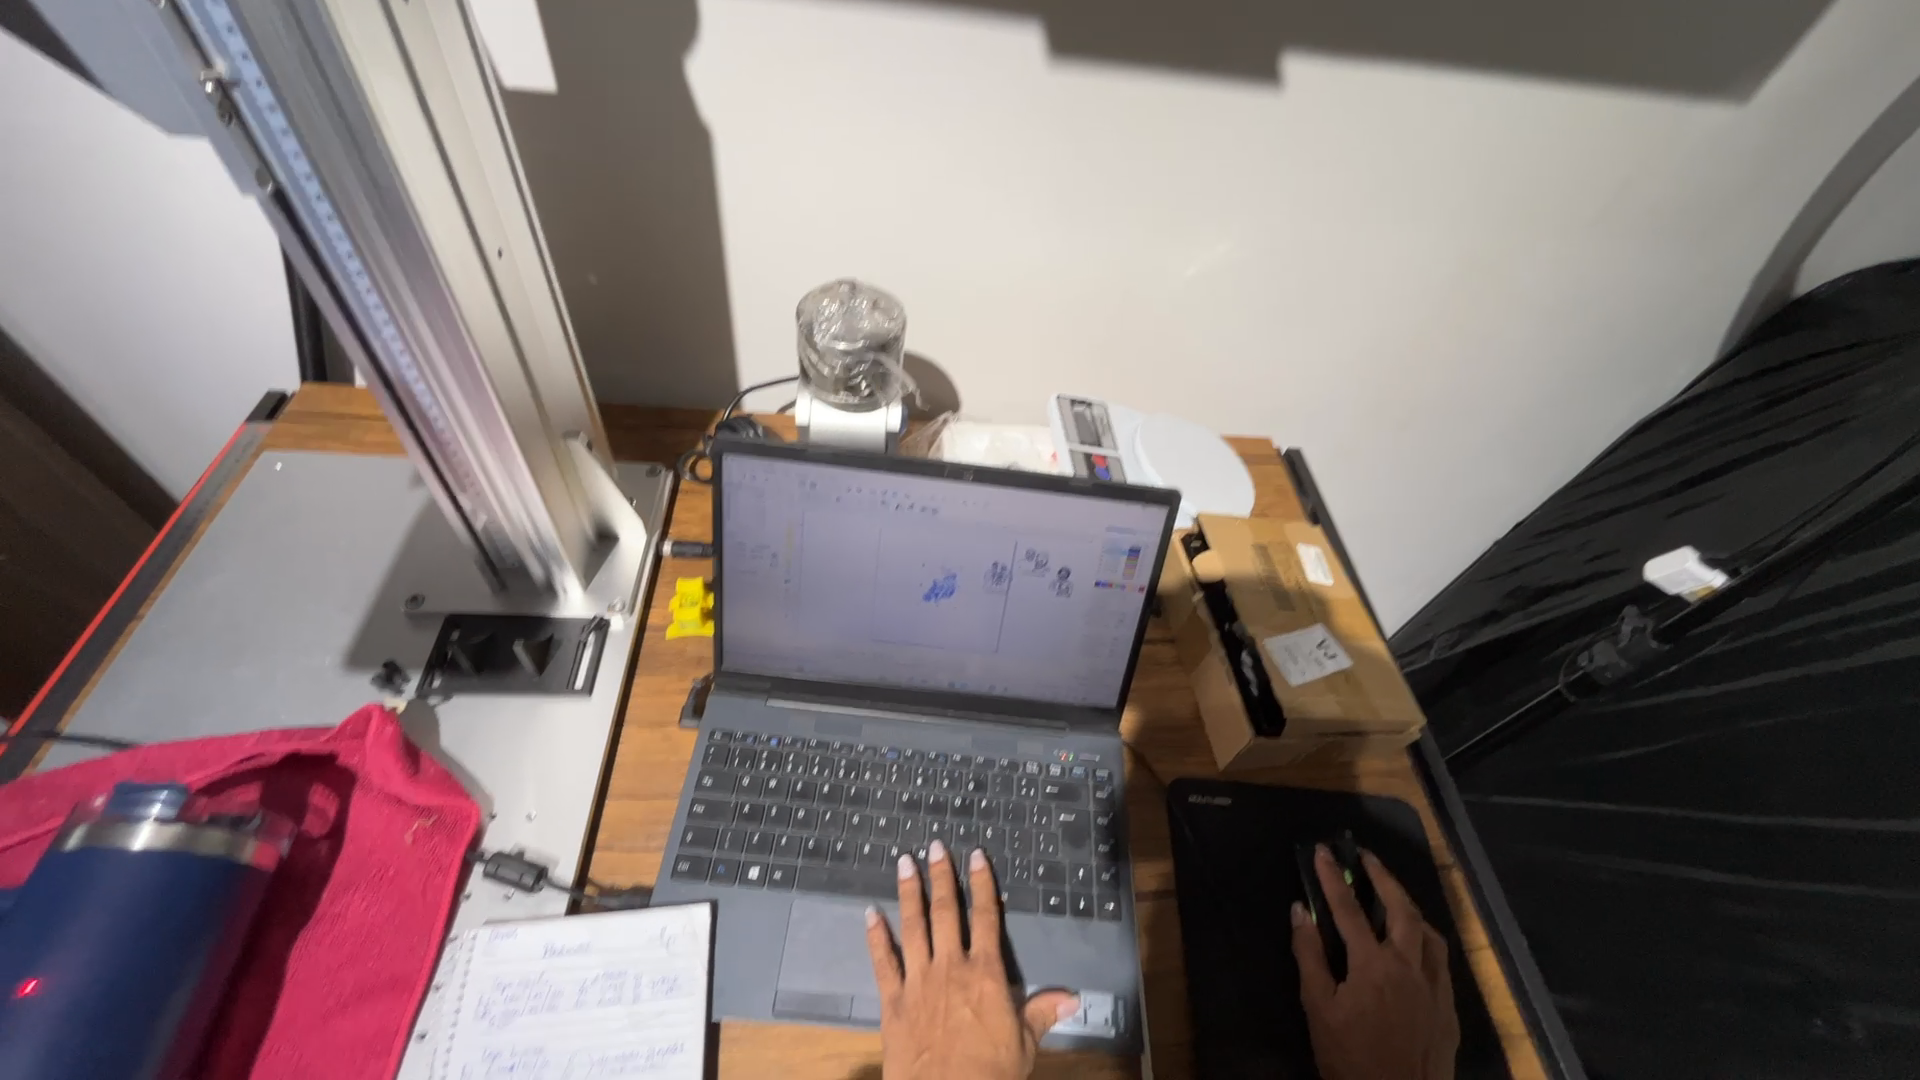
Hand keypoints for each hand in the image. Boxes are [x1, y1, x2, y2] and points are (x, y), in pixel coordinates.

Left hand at [864, 840, 1079, 1079]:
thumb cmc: (991, 1074)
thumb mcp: (1024, 1045)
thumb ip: (1042, 1013)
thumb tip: (1072, 997)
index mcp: (985, 972)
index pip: (985, 917)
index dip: (982, 884)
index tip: (976, 855)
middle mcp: (950, 966)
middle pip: (945, 912)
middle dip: (941, 876)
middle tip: (935, 845)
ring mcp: (918, 981)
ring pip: (913, 926)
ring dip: (909, 892)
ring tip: (904, 862)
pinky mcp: (893, 1001)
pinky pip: (883, 962)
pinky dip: (875, 936)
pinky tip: (869, 913)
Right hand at [1291, 847, 1459, 1079]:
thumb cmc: (1350, 1058)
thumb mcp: (1318, 1008)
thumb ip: (1309, 955)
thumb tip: (1300, 910)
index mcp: (1374, 965)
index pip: (1349, 908)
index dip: (1333, 876)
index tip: (1322, 850)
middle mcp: (1410, 968)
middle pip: (1401, 909)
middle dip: (1383, 877)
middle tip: (1365, 857)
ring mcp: (1435, 988)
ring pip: (1429, 933)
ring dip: (1409, 906)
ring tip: (1391, 895)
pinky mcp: (1449, 1009)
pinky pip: (1440, 960)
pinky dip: (1425, 938)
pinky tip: (1415, 943)